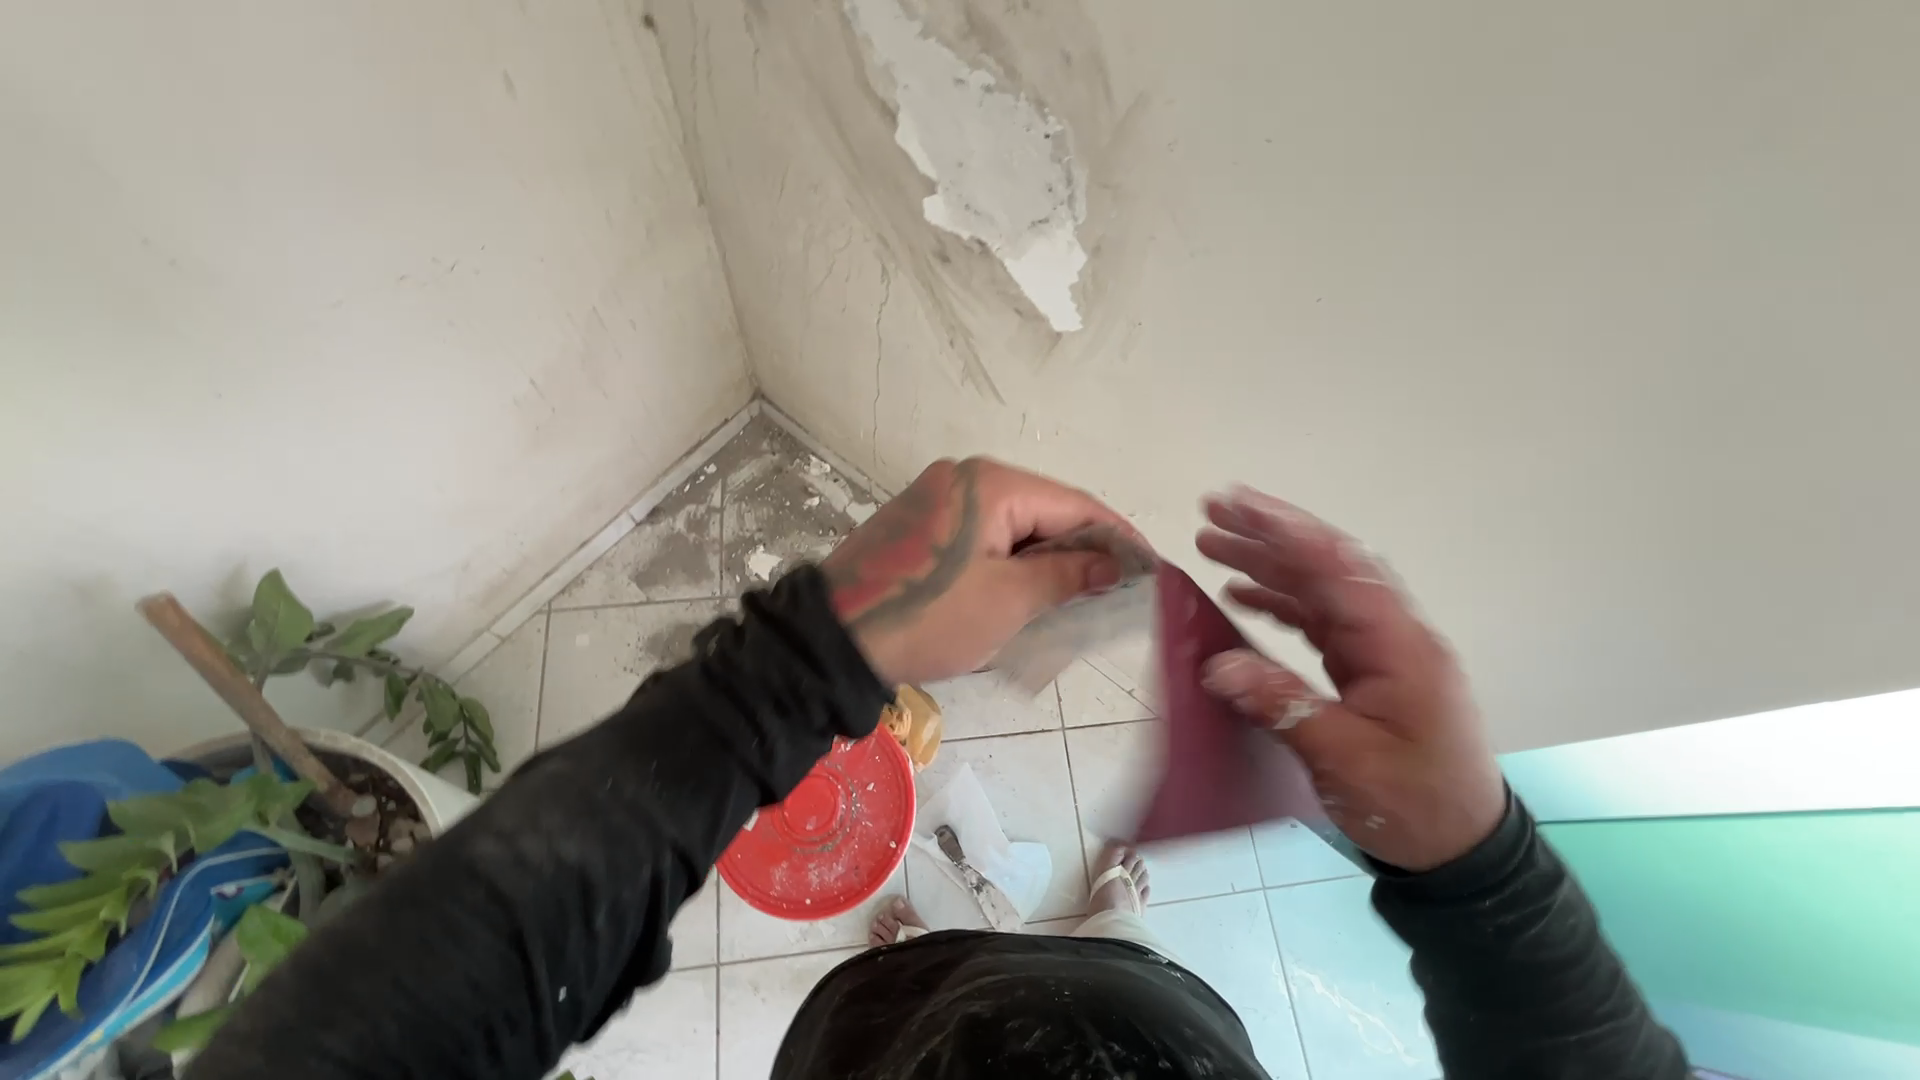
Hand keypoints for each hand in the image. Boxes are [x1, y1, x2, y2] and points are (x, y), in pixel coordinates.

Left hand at [821, 458, 1134, 685]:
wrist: (833, 639)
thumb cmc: (929, 617)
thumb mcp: (1008, 600)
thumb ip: (1067, 574)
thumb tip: (1114, 563)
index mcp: (990, 484)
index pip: (1073, 503)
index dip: (1116, 535)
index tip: (1150, 565)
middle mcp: (965, 477)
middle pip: (1043, 509)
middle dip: (1082, 548)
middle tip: (1117, 586)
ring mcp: (939, 498)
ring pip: (1013, 523)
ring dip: (1046, 556)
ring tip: (1081, 592)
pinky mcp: (922, 524)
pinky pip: (983, 534)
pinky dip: (1012, 559)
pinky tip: (1031, 586)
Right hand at [1195, 487, 1505, 871]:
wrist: (1460, 850)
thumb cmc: (1412, 805)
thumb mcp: (1345, 760)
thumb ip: (1282, 706)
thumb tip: (1217, 665)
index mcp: (1398, 647)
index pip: (1340, 570)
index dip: (1286, 533)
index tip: (1236, 507)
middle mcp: (1392, 635)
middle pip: (1328, 567)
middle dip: (1270, 535)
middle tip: (1212, 512)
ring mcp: (1380, 650)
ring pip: (1319, 589)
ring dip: (1268, 563)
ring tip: (1214, 545)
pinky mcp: (1367, 668)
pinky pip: (1318, 620)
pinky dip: (1279, 602)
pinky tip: (1243, 596)